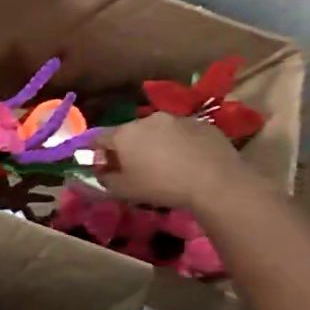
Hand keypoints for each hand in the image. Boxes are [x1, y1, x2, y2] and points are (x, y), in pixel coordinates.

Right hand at [96, 113, 254, 208]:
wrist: (214, 180)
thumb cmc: (160, 186)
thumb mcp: (123, 191)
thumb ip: (104, 178)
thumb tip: (101, 169)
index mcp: (124, 134)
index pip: (99, 137)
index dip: (96, 151)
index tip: (102, 164)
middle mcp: (147, 119)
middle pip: (129, 131)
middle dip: (128, 146)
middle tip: (135, 166)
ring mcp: (176, 118)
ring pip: (157, 130)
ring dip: (154, 143)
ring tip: (165, 163)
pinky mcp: (200, 122)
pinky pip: (180, 132)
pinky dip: (178, 143)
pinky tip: (187, 160)